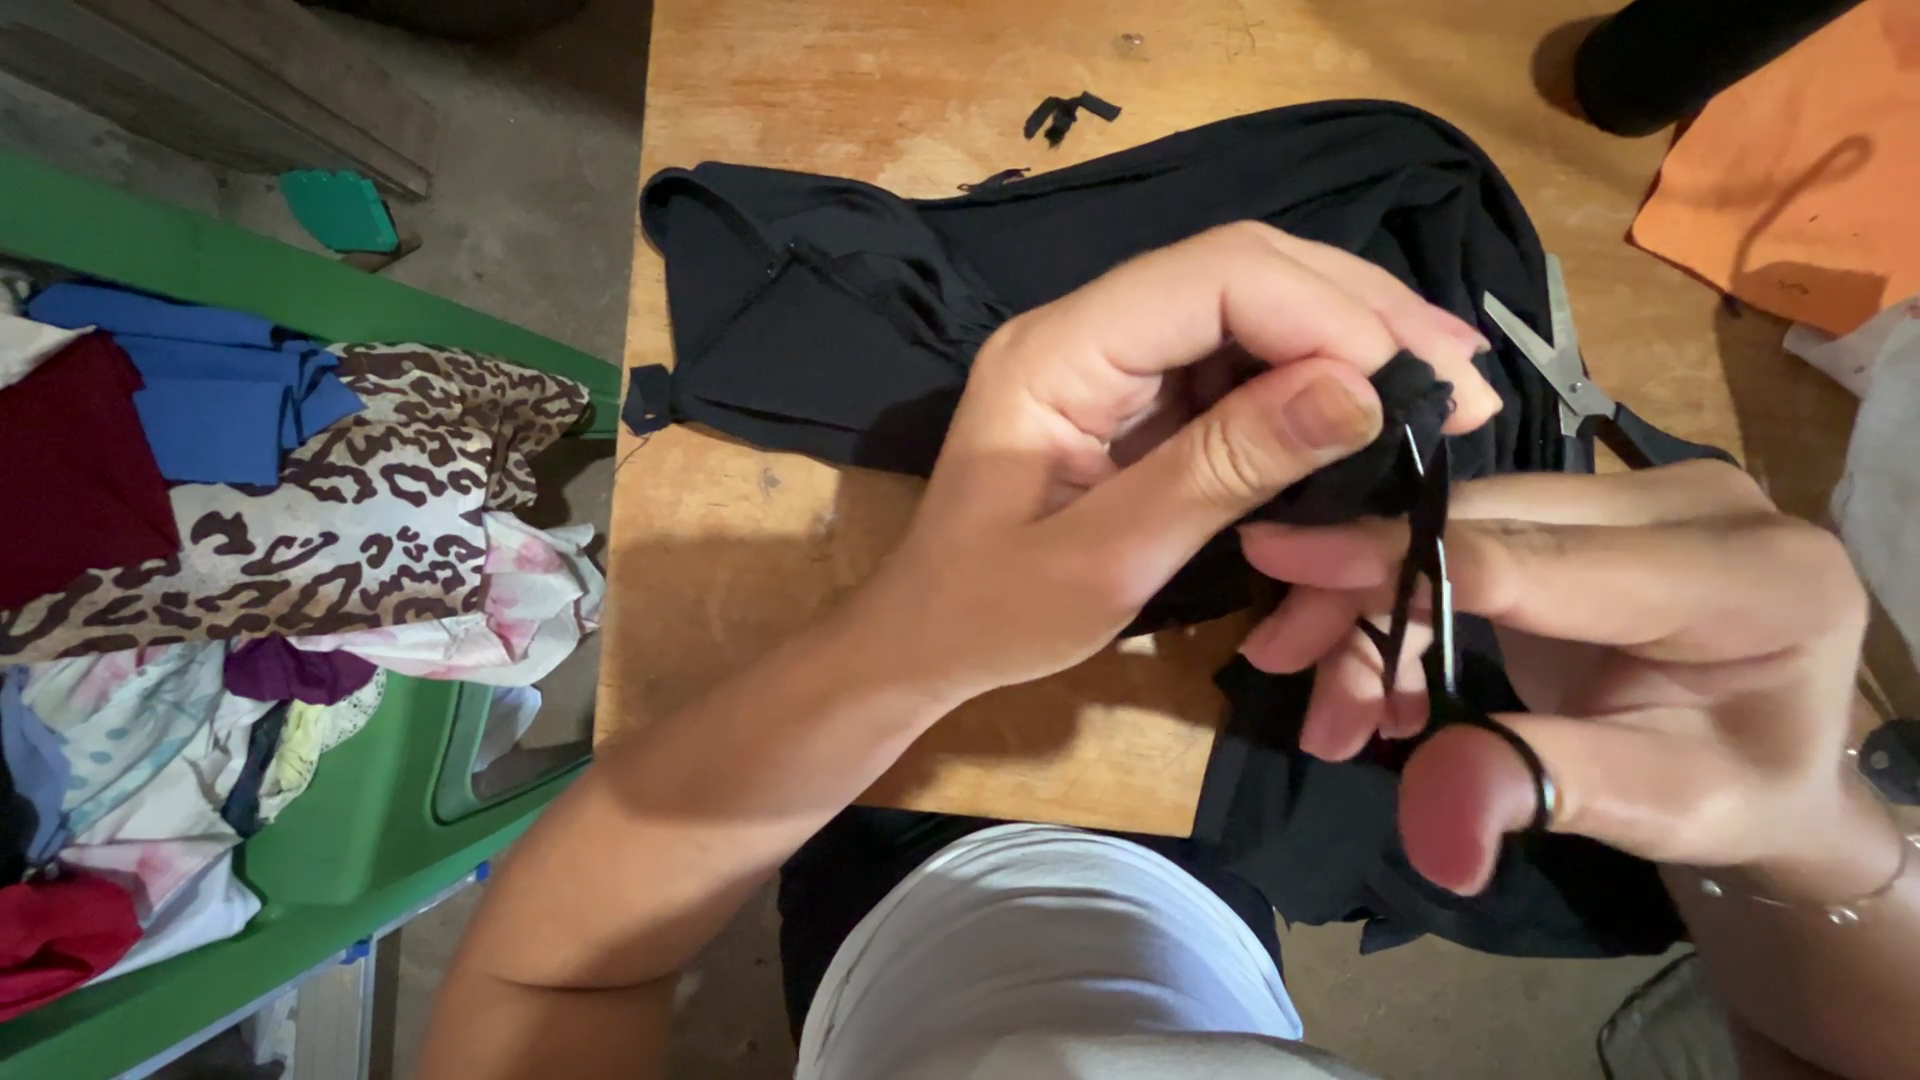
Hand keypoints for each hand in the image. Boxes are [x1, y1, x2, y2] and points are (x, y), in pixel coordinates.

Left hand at [848, 222, 1500, 701]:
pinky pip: (1228, 362)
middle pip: (1237, 272)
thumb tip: (1359, 393)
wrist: (929, 634)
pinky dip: (1302, 380)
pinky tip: (1362, 406)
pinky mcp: (1125, 397)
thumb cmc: (993, 612)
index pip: (1211, 276)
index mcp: (1056, 354)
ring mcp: (1103, 358)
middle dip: (1355, 314)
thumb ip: (1221, 470)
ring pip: (1245, 307)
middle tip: (1459, 374)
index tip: (1417, 384)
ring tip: (1437, 385)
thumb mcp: (1107, 557)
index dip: (1326, 314)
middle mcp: (1081, 331)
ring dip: (1343, 339)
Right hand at [1238, 461, 1895, 901]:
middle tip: (1276, 664)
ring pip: (1439, 530)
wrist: (1759, 747)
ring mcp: (1620, 493)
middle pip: (1462, 530)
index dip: (1390, 559)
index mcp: (1741, 575)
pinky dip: (1392, 608)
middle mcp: (1680, 503)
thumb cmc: (1734, 784)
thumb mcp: (1660, 807)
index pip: (1524, 556)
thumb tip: (1429, 835)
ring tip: (1337, 714)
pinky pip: (1446, 540)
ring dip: (1365, 614)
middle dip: (1354, 601)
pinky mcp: (1570, 506)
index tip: (1275, 557)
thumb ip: (1542, 791)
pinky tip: (1379, 680)